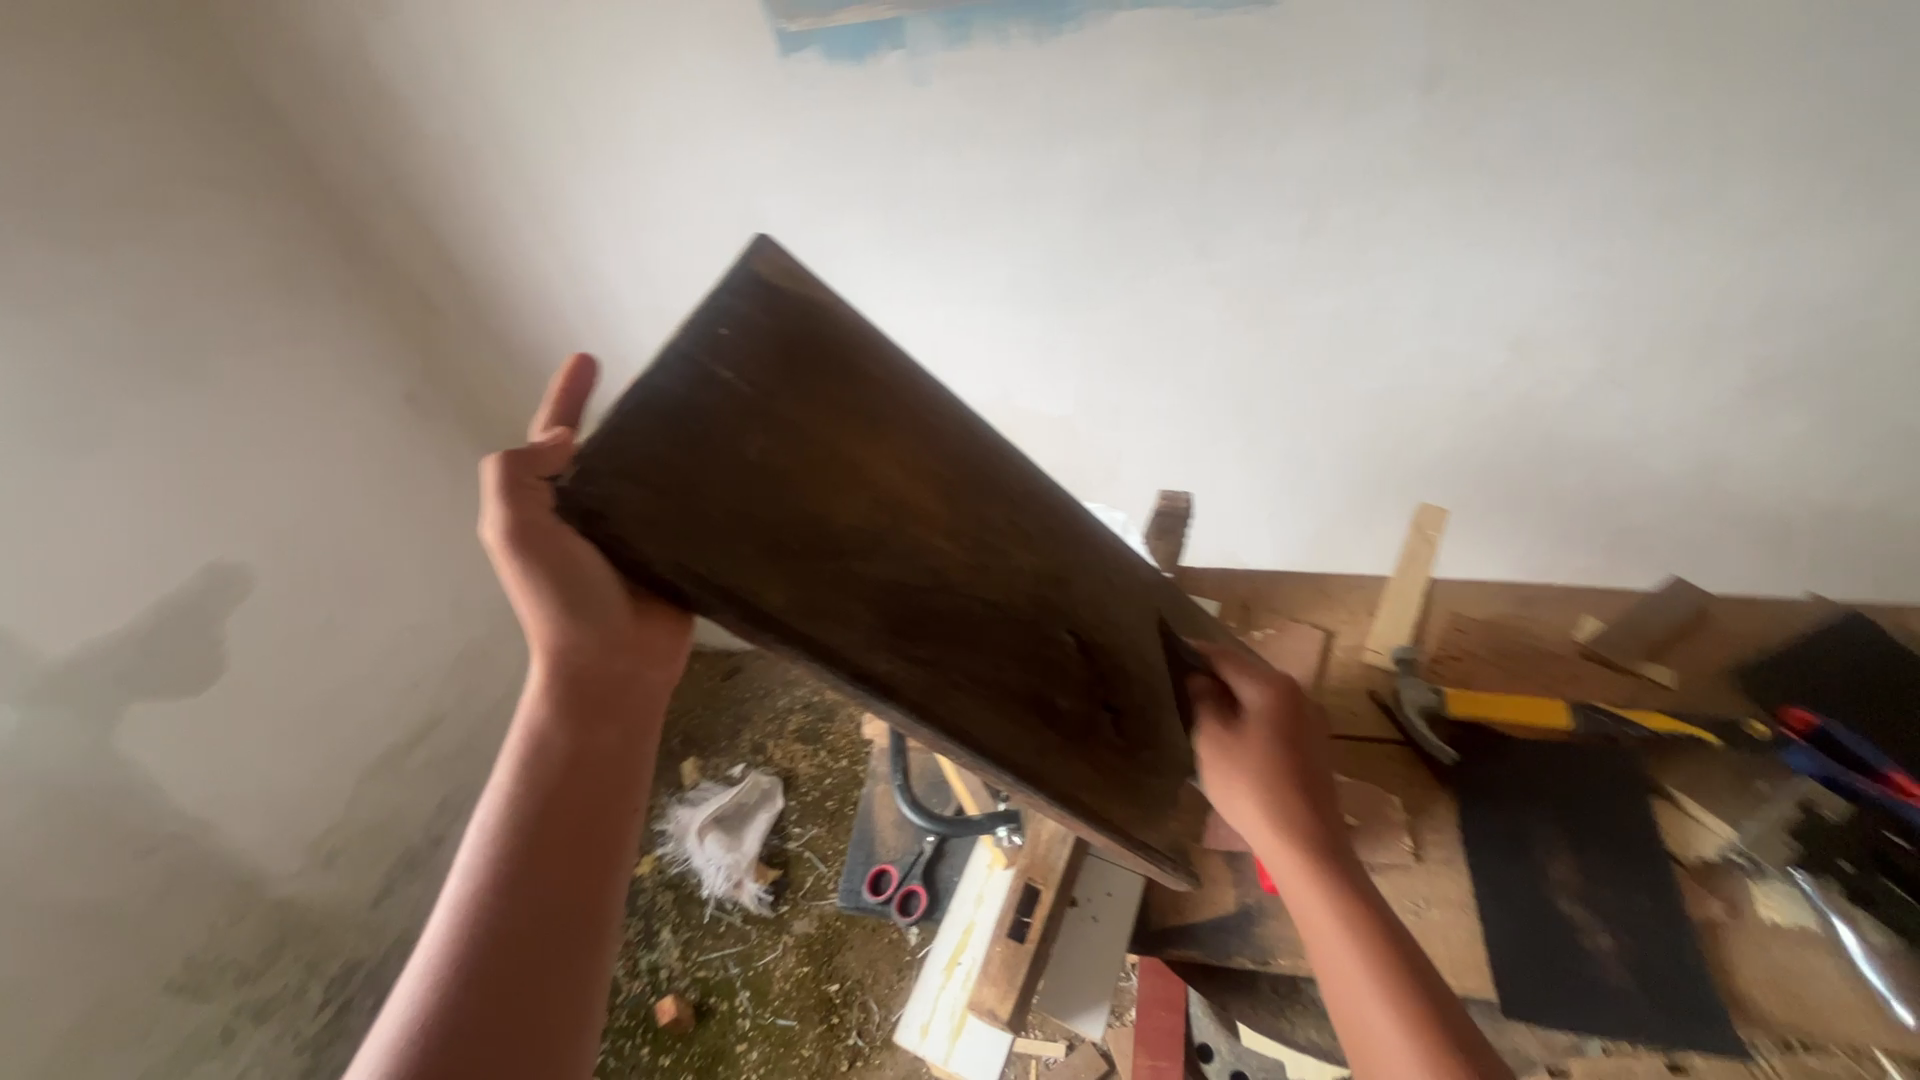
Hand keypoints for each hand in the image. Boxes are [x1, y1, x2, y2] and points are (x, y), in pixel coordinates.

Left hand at [478, 353, 692, 695]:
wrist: (615, 662)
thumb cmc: (561, 599)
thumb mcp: (514, 530)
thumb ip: (518, 475)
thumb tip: (566, 439)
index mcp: (550, 504)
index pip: (554, 437)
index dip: (568, 397)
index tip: (589, 357)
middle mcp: (591, 513)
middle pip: (608, 452)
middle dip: (625, 417)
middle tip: (664, 385)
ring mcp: (635, 534)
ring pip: (651, 477)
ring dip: (668, 448)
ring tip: (703, 415)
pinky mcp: (674, 552)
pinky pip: (685, 509)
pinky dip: (700, 487)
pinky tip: (725, 465)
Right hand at [1187, 640, 1350, 865]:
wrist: (1305, 842)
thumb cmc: (1251, 785)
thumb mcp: (1212, 740)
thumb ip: (1202, 701)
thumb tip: (1199, 680)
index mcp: (1272, 686)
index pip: (1224, 657)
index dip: (1194, 652)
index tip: (1169, 649)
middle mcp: (1298, 695)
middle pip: (1247, 676)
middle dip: (1214, 678)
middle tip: (1180, 684)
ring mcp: (1311, 722)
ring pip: (1261, 700)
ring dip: (1232, 701)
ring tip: (1200, 711)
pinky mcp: (1314, 747)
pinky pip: (1274, 721)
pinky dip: (1250, 720)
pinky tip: (1231, 738)